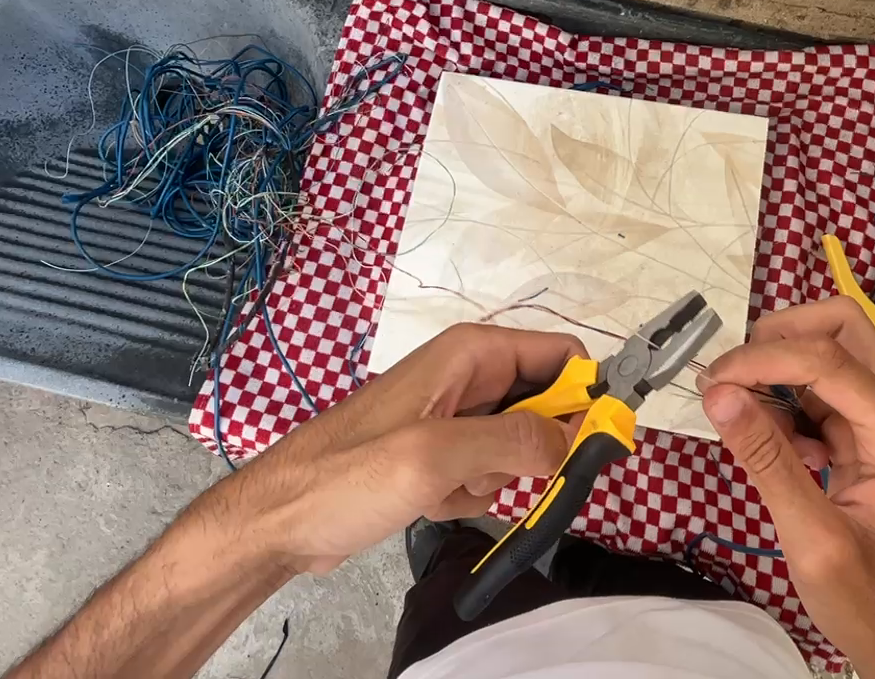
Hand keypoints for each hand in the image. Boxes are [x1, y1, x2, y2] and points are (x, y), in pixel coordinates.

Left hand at [7, 323, 582, 678]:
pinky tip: (434, 501)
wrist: (279, 521)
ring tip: (453, 489)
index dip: (585, 395)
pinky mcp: (441, 450)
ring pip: (520, 441)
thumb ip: (516, 442)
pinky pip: (489, 467)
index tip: (596, 448)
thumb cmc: (351, 474)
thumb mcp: (438, 456)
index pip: (560, 355)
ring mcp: (454, 414)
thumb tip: (582, 439)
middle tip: (512, 480)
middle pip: (544, 401)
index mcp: (472, 352)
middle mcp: (469, 374)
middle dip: (538, 446)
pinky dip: (474, 490)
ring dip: (500, 475)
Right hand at [700, 297, 874, 678]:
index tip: (712, 382)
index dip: (764, 359)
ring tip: (746, 412)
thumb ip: (766, 461)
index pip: (829, 359)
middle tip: (734, 375)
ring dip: (779, 363)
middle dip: (781, 335)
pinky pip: (820, 383)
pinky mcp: (865, 430)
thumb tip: (717, 394)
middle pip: (843, 325)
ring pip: (830, 345)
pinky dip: (785, 394)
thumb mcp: (811, 541)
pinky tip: (773, 440)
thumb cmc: (868, 603)